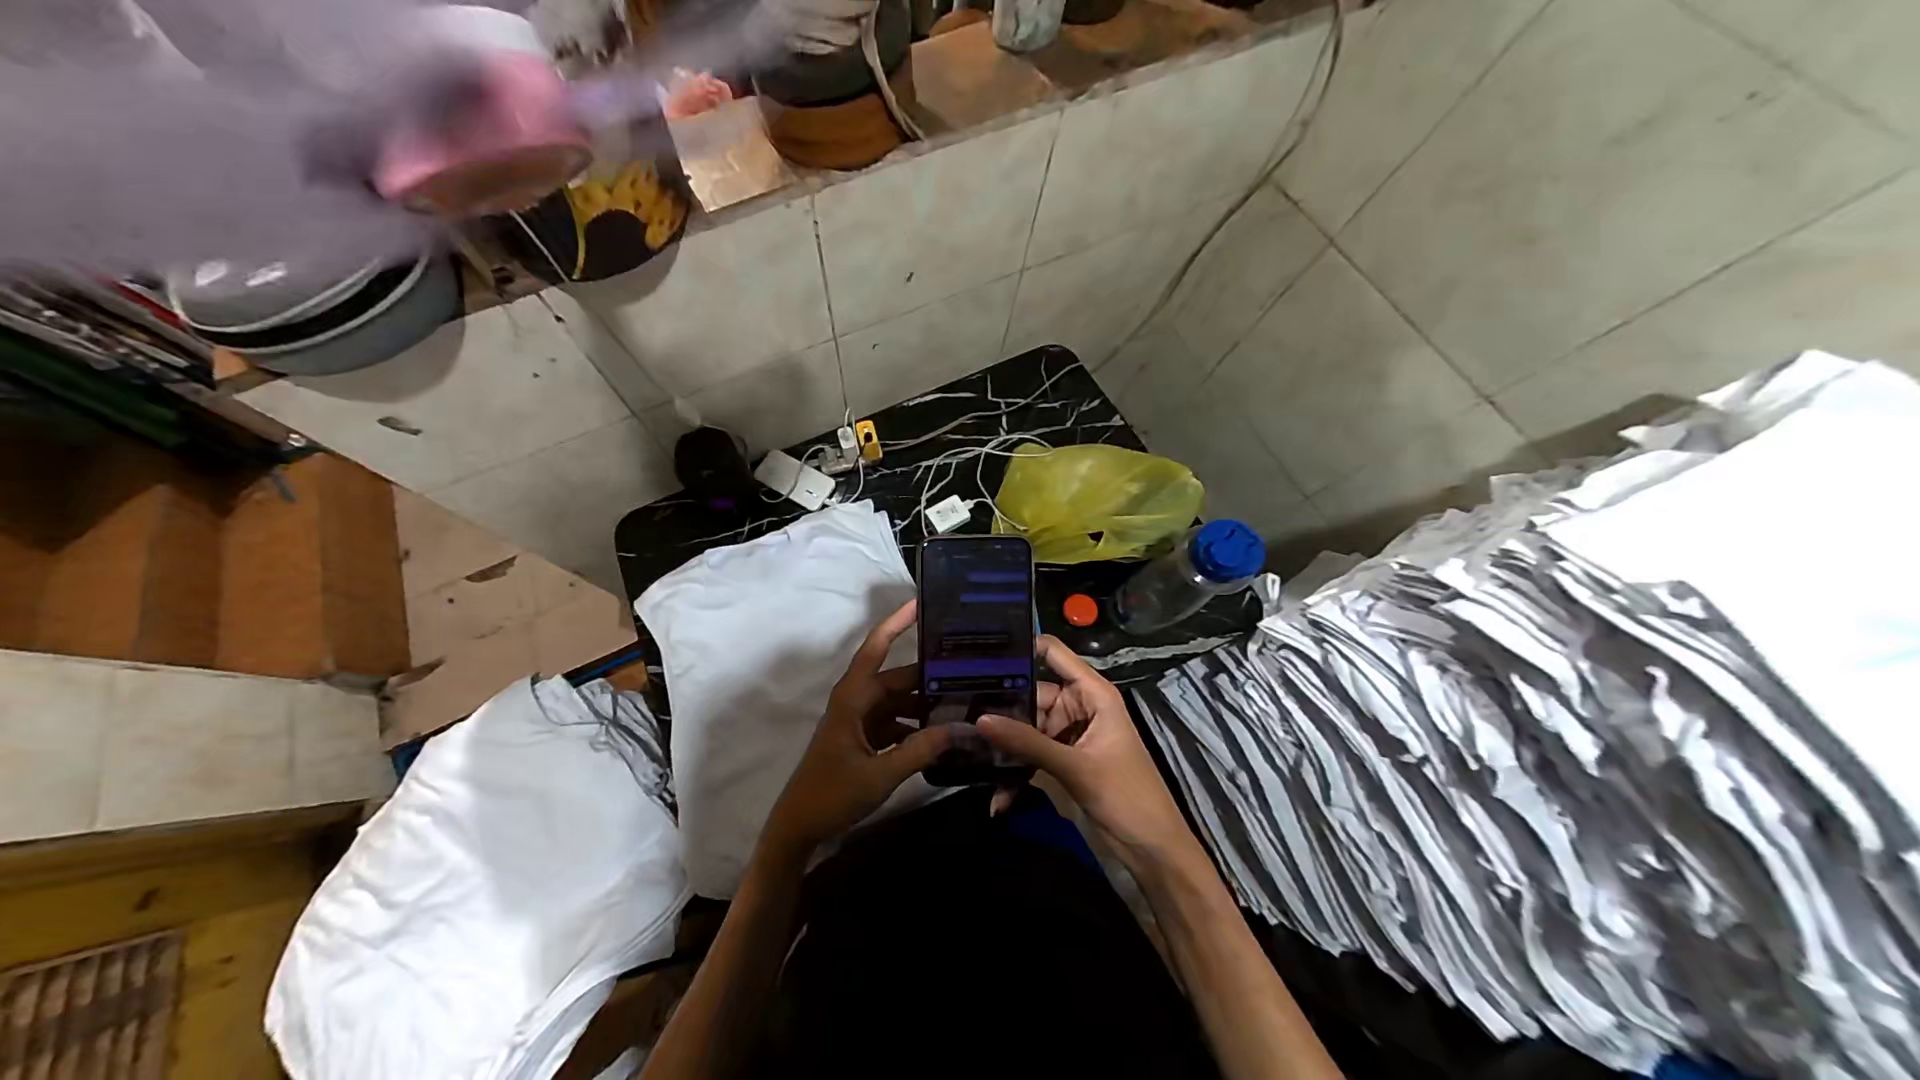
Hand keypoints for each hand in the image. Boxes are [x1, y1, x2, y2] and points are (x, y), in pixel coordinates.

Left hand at [759, 600, 951, 860]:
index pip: (876, 649)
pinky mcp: (863, 740)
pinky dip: (915, 725)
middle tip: (969, 668)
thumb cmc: (832, 795)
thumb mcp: (880, 774)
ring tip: (963, 701)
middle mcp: (856, 702)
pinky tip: (942, 733)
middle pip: (897, 678)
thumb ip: (920, 750)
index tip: (921, 603)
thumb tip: (961, 728)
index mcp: (852, 698)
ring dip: (924, 702)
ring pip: (898, 701)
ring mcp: (859, 722)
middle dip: (928, 673)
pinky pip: (895, 722)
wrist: (798, 829)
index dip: (897, 623)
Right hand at [977, 636, 1198, 869]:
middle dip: (1001, 707)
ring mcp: (1069, 736)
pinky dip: (1016, 775)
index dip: (1022, 648)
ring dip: (1004, 746)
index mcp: (1093, 694)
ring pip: (1027, 728)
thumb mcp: (1076, 767)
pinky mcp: (1062, 762)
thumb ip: (1028, 743)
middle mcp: (1079, 708)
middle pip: (1031, 694)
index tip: (980, 652)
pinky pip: (1031, 757)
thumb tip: (981, 720)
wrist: (1152, 849)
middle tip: (957, 713)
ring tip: (967, 753)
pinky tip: (998, 798)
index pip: (1054, 654)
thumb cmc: (1127, 796)